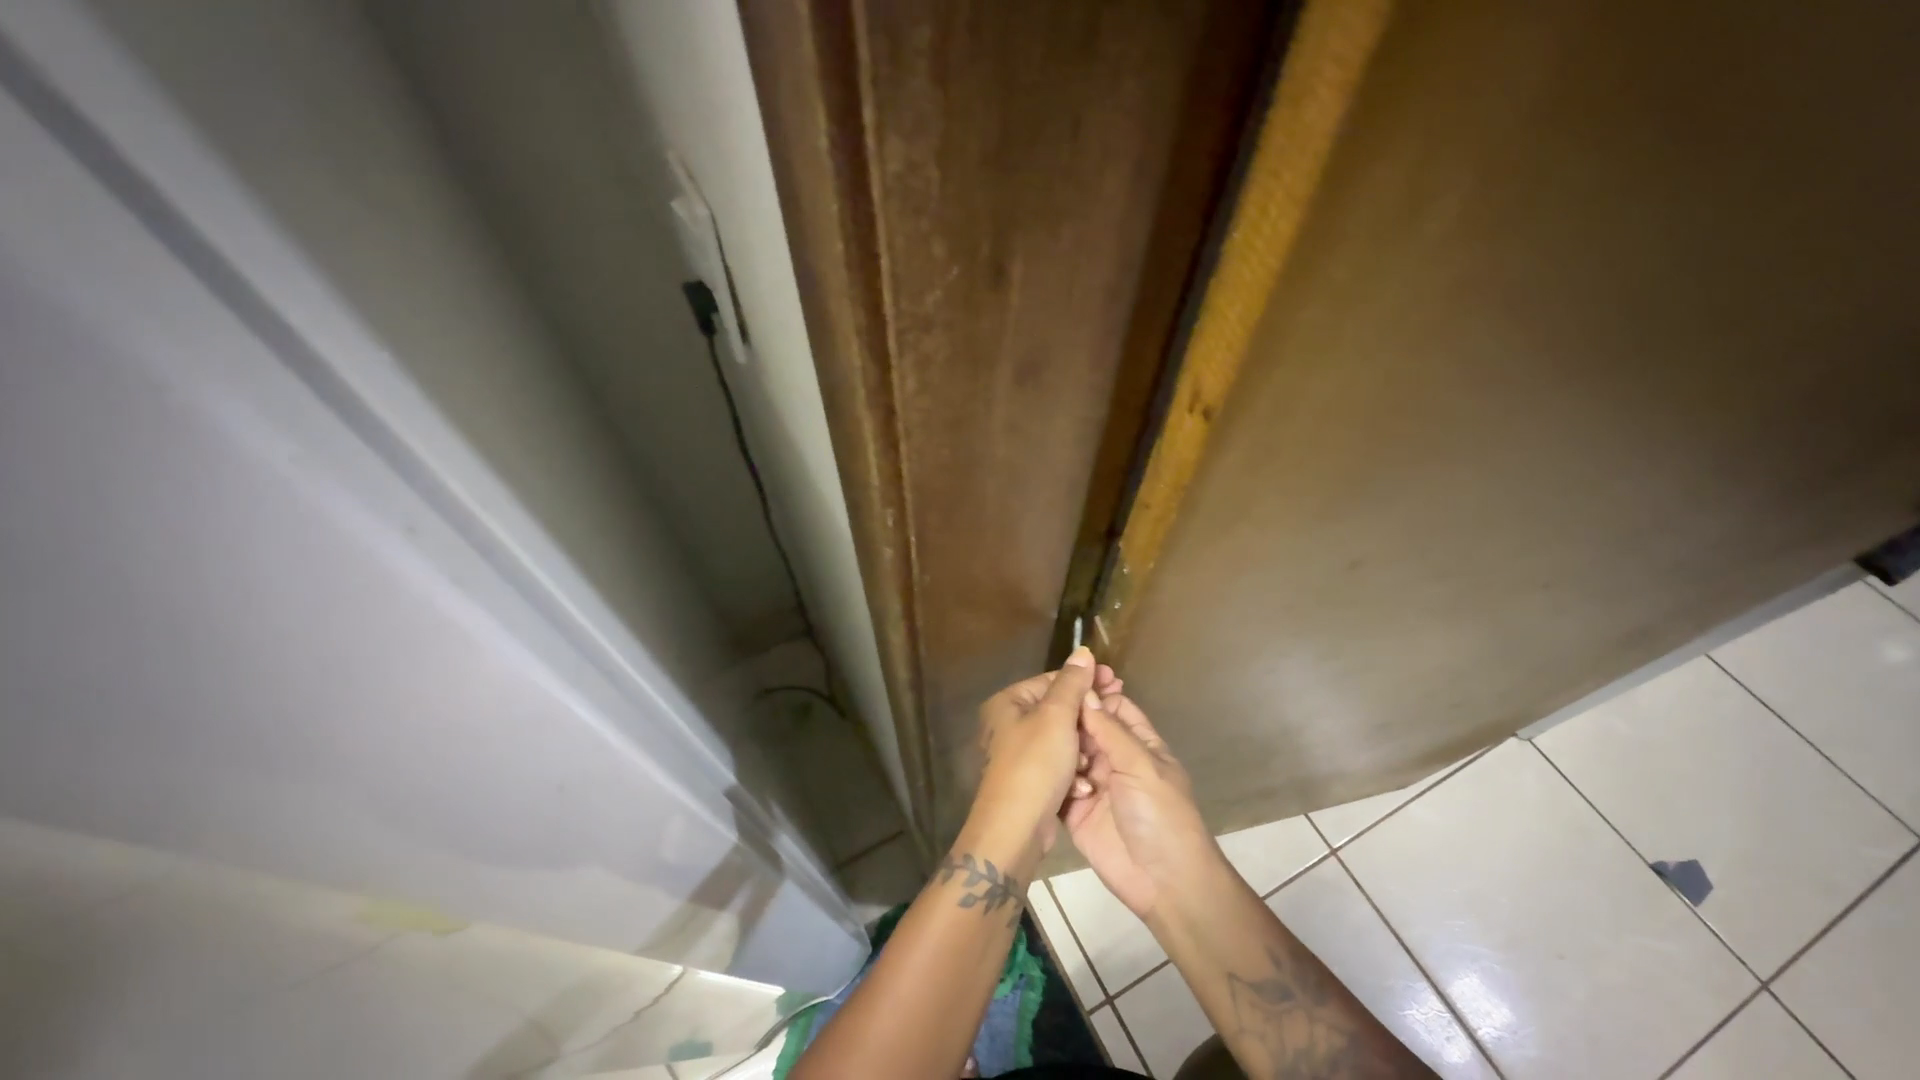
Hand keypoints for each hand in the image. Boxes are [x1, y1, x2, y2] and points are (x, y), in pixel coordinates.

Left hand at [969, 647, 1115, 854]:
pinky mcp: (1029, 781)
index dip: (1085, 680)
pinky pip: (1058, 767)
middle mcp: (1008, 724)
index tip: (1117, 681)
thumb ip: (1072, 683)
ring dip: (1082, 750)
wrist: (1015, 828)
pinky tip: (1083, 785)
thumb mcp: (1056, 716)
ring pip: (1062, 740)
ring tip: (1092, 759)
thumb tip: (1083, 651)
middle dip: (1087, 718)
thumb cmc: (1035, 764)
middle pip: (1058, 710)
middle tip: (1117, 713)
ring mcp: (1018, 755)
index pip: (1052, 680)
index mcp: (1008, 703)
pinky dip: (1072, 774)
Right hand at [1064, 690, 1219, 919]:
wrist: (1163, 881)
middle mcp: (1116, 762)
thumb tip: (1085, 692)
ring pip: (1069, 756)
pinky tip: (1043, 775)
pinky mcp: (1076, 813)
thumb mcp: (1141, 765)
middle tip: (1044, 712)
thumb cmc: (1161, 815)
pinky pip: (1058, 787)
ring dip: (1060, 752)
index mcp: (1141, 745)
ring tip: (1048, 750)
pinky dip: (1051, 780)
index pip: (1115, 709)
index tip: (1063, 680)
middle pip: (1088, 730)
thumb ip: (1111, 730)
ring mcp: (1095, 787)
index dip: (1094, 694)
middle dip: (1070, 722)